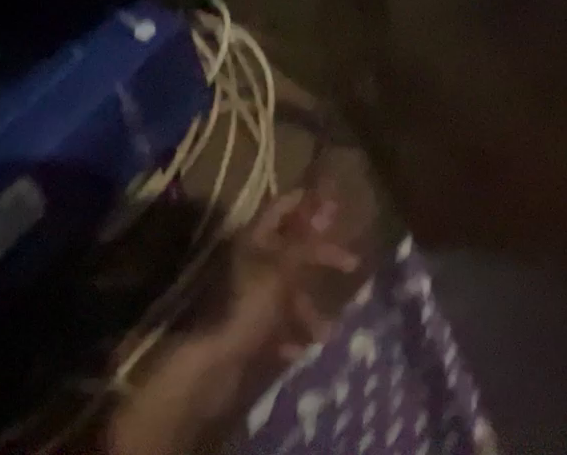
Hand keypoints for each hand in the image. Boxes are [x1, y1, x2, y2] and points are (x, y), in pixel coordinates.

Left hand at [220, 187, 361, 360]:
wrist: (212, 364)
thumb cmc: (249, 306)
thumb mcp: (282, 270)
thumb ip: (306, 240)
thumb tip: (328, 206)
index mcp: (255, 241)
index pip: (283, 207)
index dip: (307, 202)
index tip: (336, 204)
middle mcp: (251, 261)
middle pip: (292, 250)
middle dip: (322, 258)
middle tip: (353, 264)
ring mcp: (249, 294)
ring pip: (287, 292)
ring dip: (308, 310)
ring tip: (325, 333)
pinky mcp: (247, 325)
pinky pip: (277, 323)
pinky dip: (291, 334)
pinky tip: (301, 350)